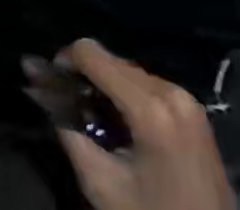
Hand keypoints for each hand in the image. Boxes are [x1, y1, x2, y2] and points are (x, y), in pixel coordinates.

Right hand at [40, 39, 235, 209]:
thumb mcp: (102, 184)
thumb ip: (70, 133)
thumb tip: (44, 95)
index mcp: (150, 108)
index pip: (94, 55)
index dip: (64, 59)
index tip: (48, 81)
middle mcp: (171, 91)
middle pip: (113, 61)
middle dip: (84, 75)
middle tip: (63, 102)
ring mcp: (187, 99)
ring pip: (131, 73)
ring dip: (105, 84)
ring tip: (89, 115)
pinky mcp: (194, 110)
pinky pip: (150, 86)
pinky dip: (127, 94)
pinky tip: (117, 122)